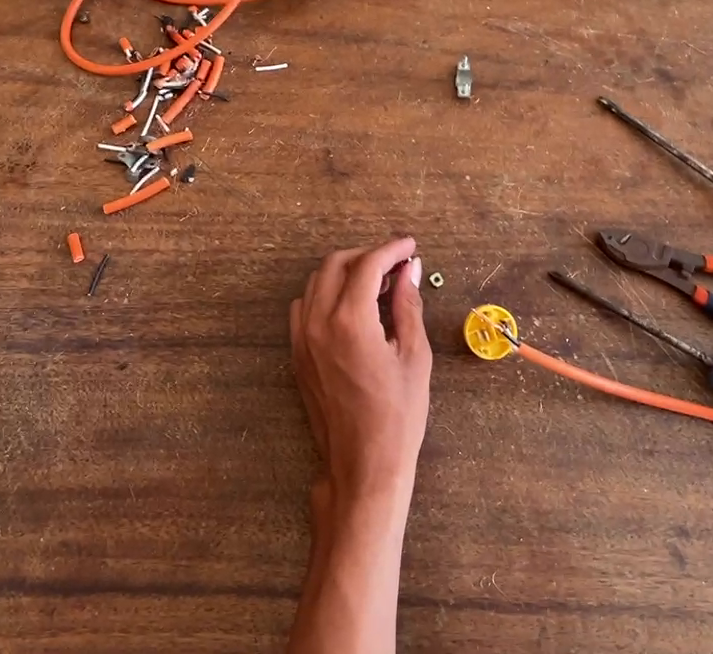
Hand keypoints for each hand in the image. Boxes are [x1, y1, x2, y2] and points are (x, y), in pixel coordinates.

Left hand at [290, 237, 431, 504]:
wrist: (363, 466)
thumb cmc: (397, 416)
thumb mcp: (414, 356)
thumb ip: (408, 305)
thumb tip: (410, 270)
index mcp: (350, 321)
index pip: (368, 264)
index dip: (392, 249)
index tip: (411, 247)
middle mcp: (318, 322)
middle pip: (335, 264)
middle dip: (367, 255)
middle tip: (396, 264)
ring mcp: (302, 338)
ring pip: (316, 282)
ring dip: (345, 272)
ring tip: (378, 284)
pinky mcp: (297, 354)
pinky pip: (304, 307)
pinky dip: (326, 294)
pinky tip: (351, 308)